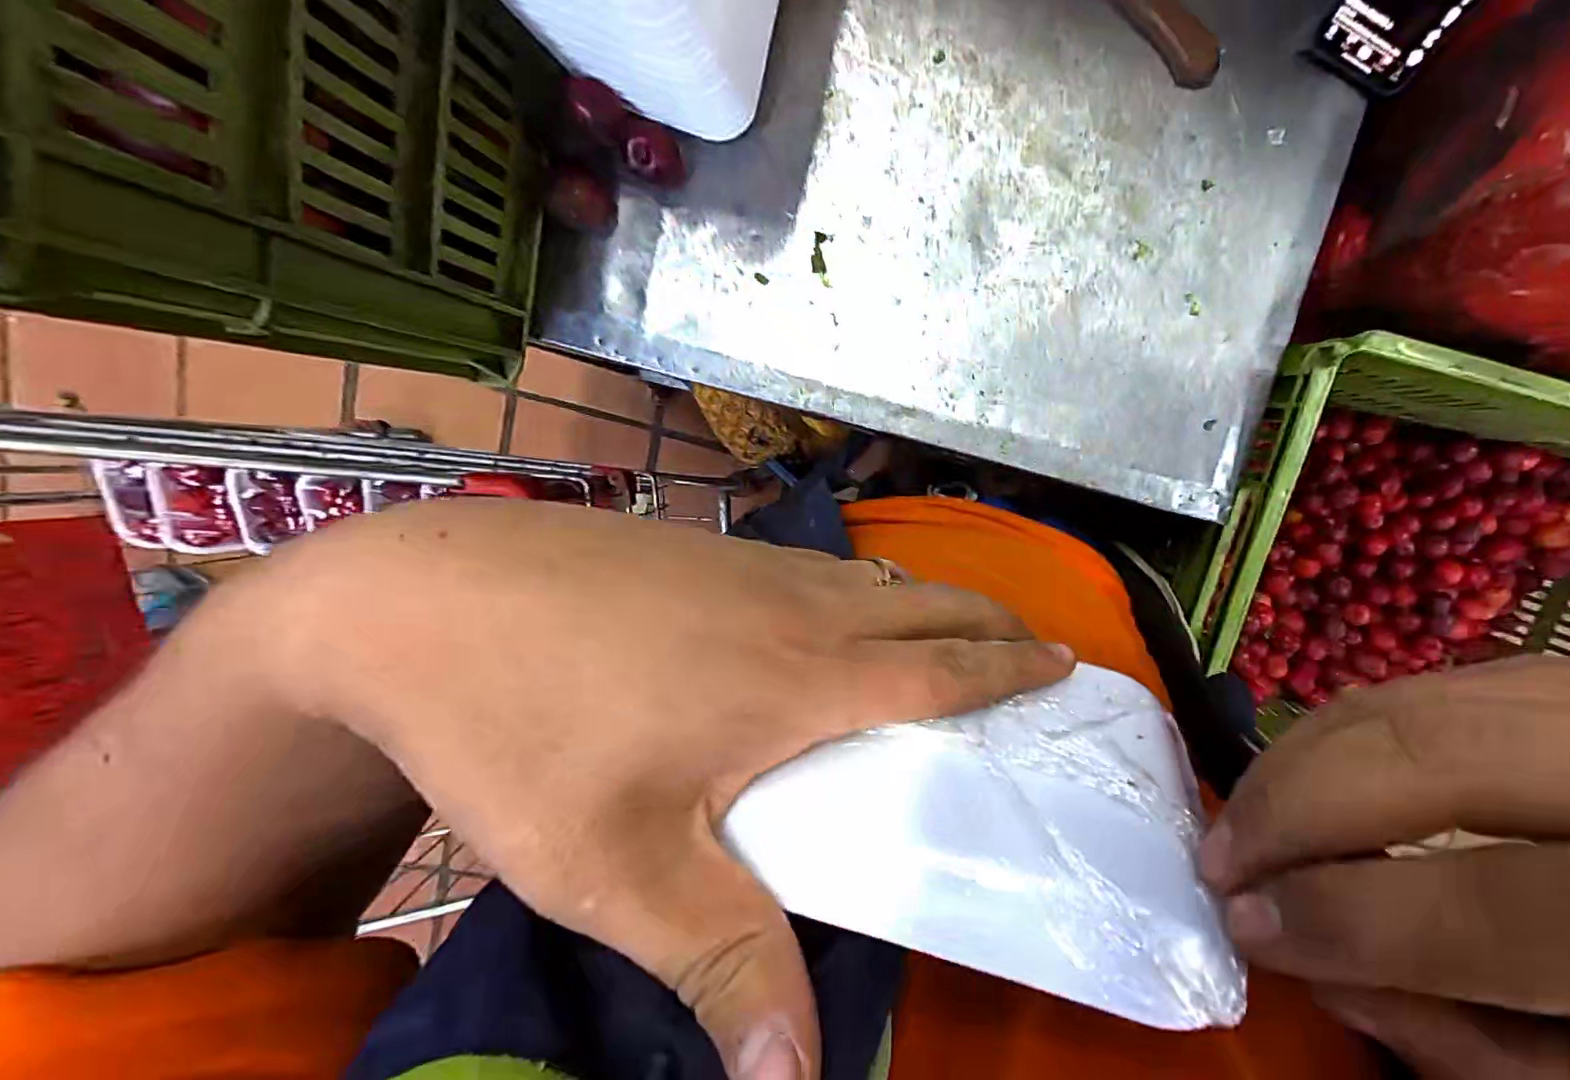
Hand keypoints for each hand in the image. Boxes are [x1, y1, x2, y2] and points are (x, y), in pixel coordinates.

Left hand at [269, 500, 1073, 1079]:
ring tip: (960, 627)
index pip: (946, 668)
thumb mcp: (620, 865)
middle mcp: (803, 607)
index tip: (1065, 661)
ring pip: (881, 580)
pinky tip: (845, 610)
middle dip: (996, 620)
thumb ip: (722, 959)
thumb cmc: (533, 727)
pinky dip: (872, 589)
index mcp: (809, 674)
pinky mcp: (713, 553)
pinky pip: (827, 570)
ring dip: (936, 601)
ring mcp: (756, 569)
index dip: (1011, 667)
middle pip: (931, 604)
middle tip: (1036, 641)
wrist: (432, 598)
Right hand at [1198, 657, 1569, 1077]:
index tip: (1247, 926)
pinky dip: (1359, 730)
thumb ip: (1488, 1046)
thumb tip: (1315, 957)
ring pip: (1432, 699)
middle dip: (1305, 803)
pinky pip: (1446, 686)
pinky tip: (1320, 777)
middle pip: (1456, 756)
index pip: (1535, 907)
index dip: (1362, 917)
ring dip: (1312, 755)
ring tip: (1252, 817)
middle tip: (1223, 855)